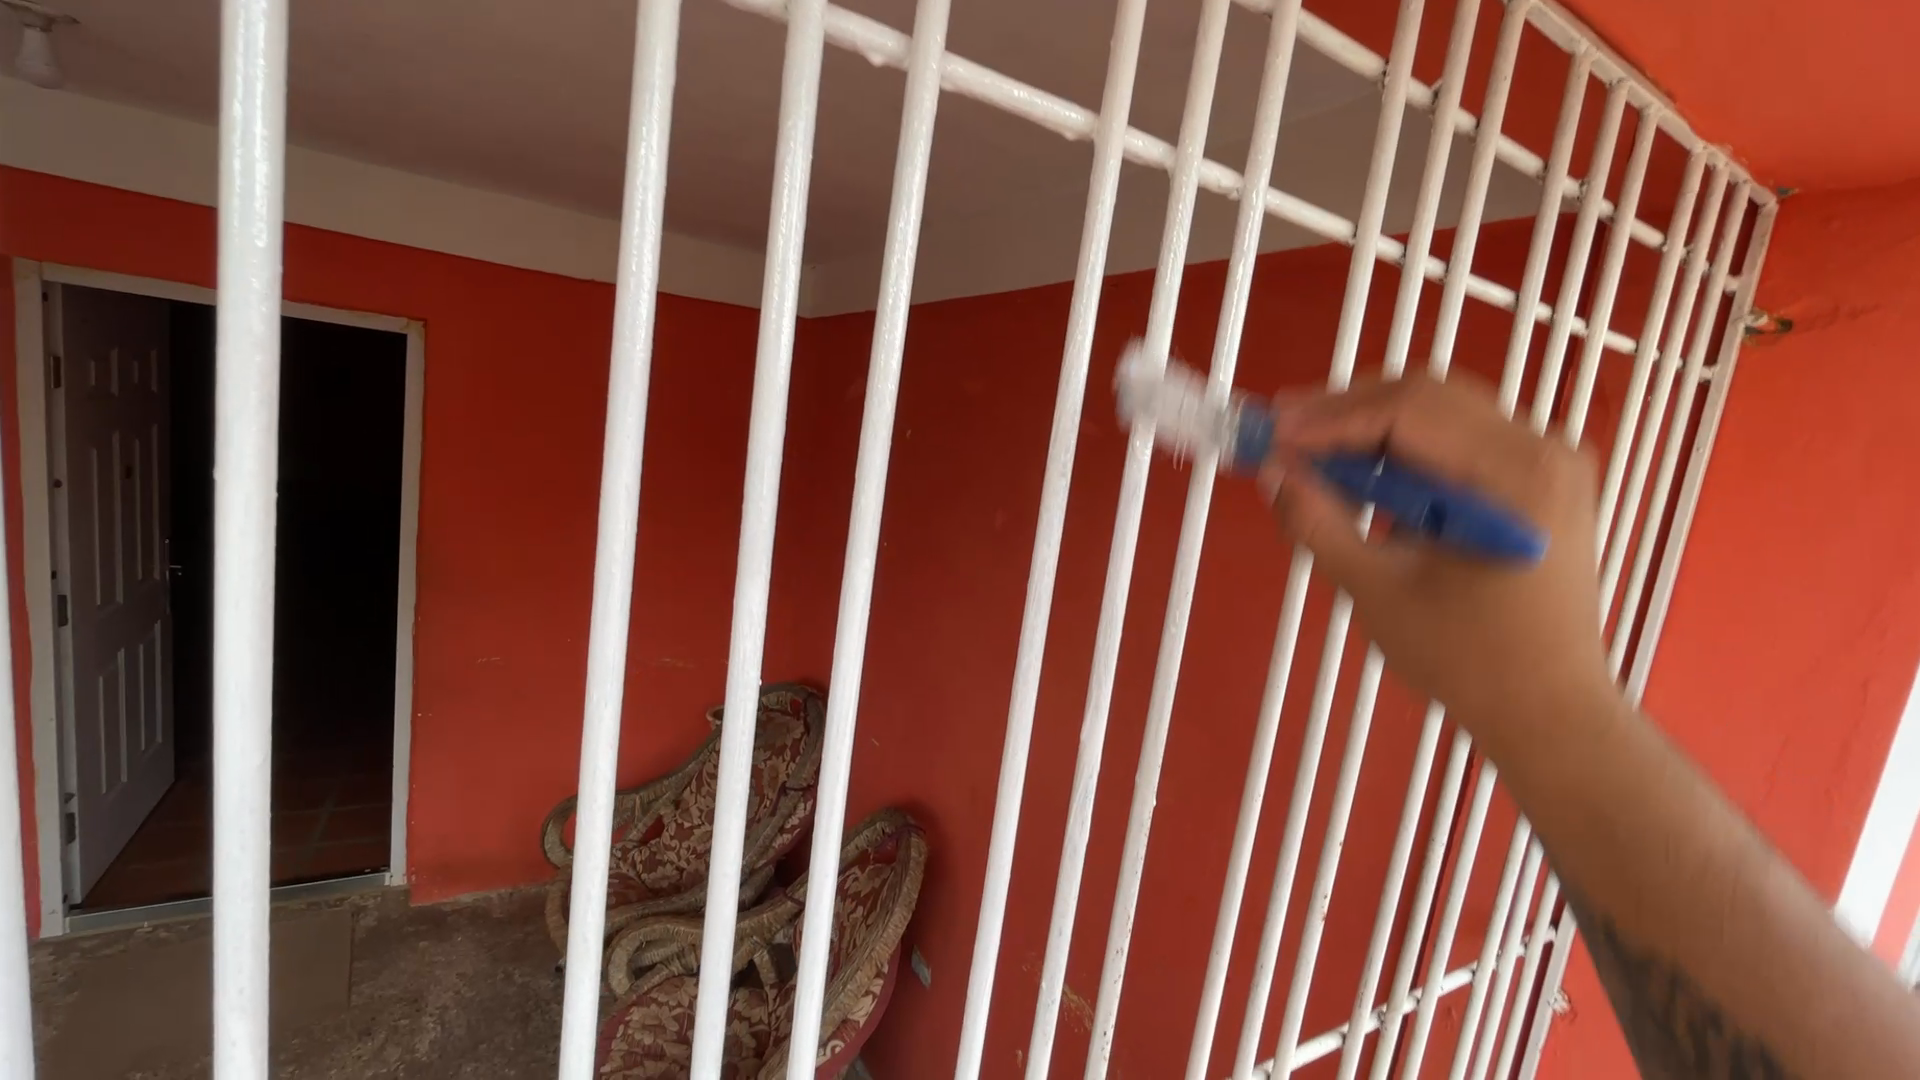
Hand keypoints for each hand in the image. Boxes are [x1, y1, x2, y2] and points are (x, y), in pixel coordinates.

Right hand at [1259, 374, 1619, 750]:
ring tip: (1306, 445)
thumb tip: (1273, 472)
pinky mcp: (1532, 478)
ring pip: (1438, 409)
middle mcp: (1542, 449)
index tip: (1271, 435)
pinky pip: (1453, 439)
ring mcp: (1544, 461)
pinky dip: (1397, 447)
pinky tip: (1355, 469)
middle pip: (1427, 396)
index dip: (1331, 419)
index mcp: (1516, 475)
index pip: (1410, 412)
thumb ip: (1318, 524)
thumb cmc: (1466, 659)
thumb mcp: (1376, 590)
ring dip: (1366, 424)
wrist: (1546, 708)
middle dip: (1344, 409)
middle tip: (1279, 428)